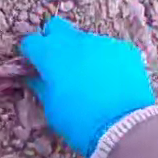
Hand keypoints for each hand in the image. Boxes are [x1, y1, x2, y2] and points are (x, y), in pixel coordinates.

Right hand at [19, 17, 157, 154]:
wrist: (124, 129)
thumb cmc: (80, 123)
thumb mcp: (53, 109)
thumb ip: (42, 86)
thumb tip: (35, 77)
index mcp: (52, 55)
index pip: (32, 42)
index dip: (32, 54)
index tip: (35, 66)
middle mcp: (77, 41)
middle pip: (57, 28)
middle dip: (53, 42)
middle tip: (59, 65)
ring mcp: (103, 43)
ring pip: (85, 40)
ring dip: (82, 54)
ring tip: (91, 80)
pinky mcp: (125, 50)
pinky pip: (109, 50)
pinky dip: (105, 62)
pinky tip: (110, 83)